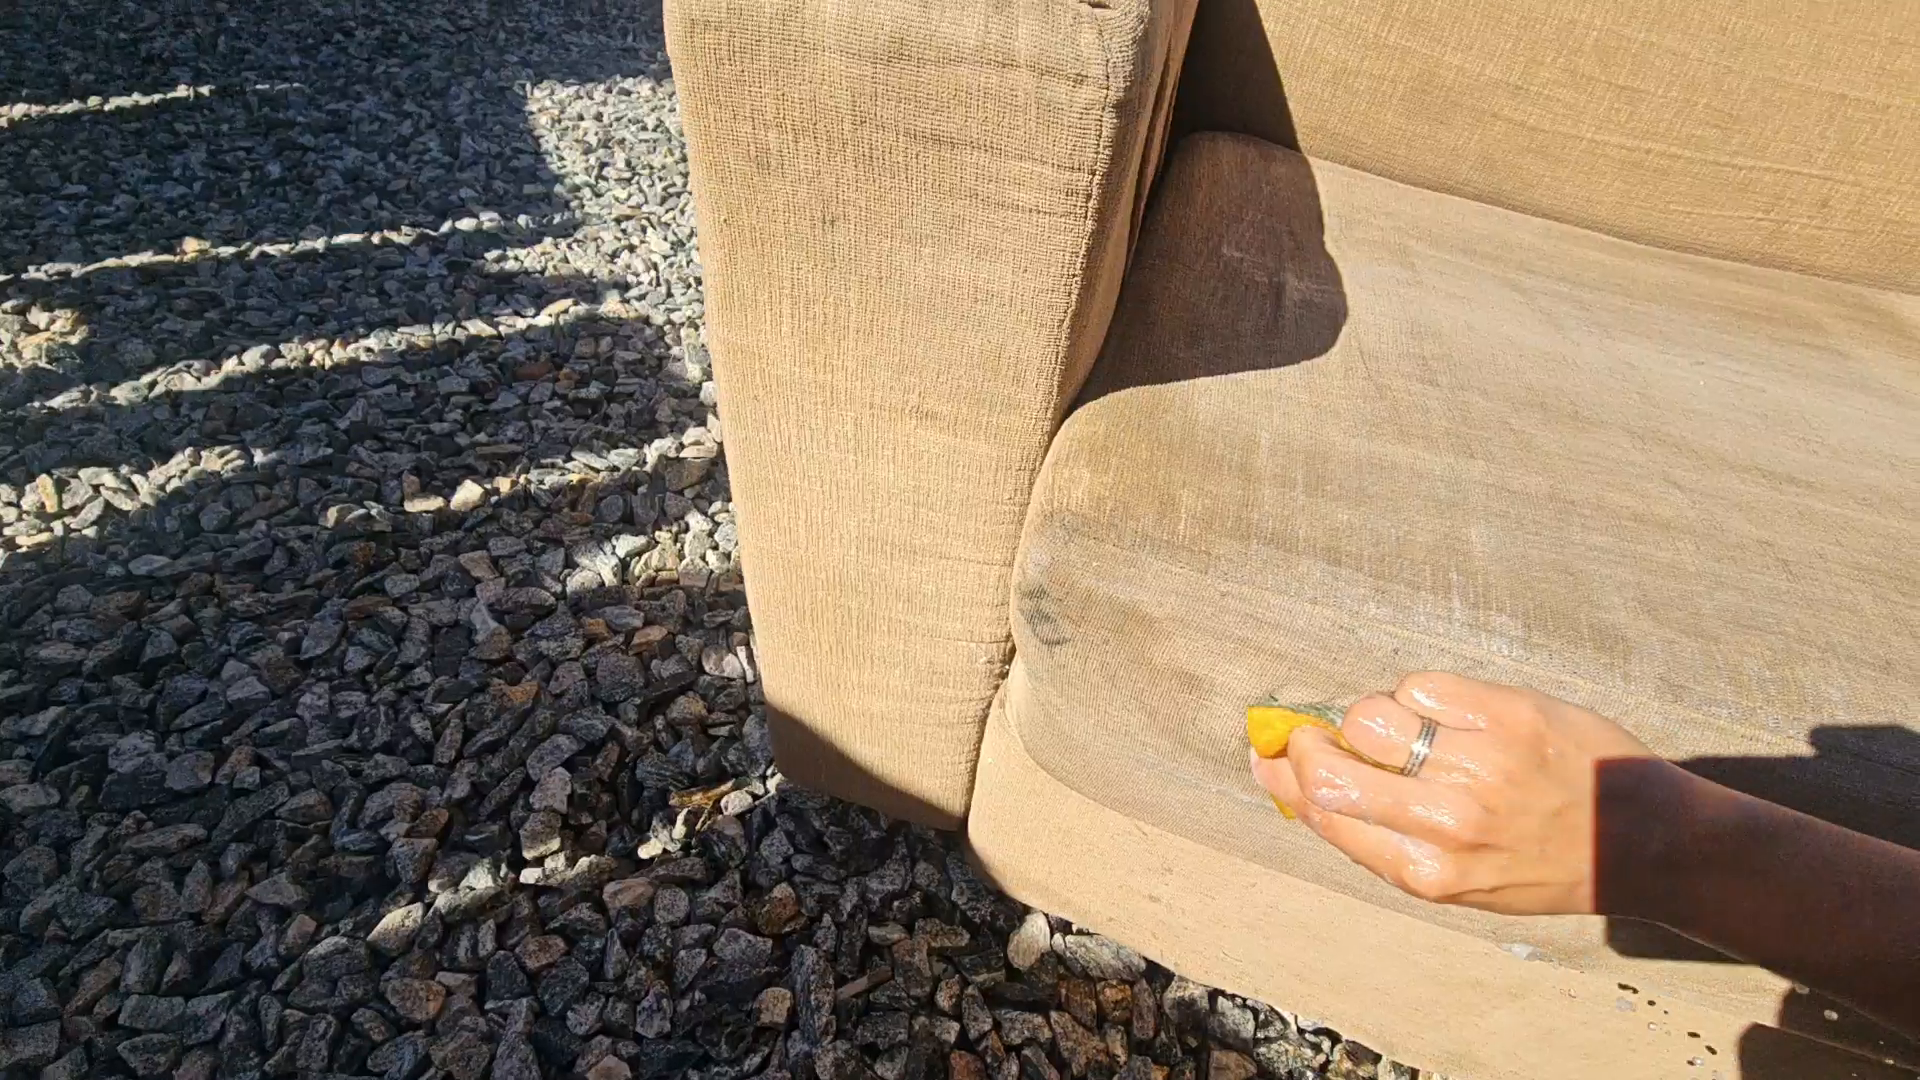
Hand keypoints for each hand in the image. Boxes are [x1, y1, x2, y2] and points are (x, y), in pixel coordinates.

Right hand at [1251, 672, 1661, 914]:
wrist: (1650, 842)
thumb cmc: (1536, 862)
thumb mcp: (1452, 877)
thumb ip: (1374, 833)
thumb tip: (1291, 779)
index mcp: (1426, 869)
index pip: (1320, 810)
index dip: (1281, 775)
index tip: (1267, 757)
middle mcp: (1448, 822)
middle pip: (1328, 765)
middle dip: (1304, 742)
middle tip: (1312, 735)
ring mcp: (1478, 765)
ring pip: (1369, 716)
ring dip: (1371, 719)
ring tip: (1406, 732)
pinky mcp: (1505, 715)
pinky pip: (1416, 686)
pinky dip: (1418, 696)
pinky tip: (1450, 716)